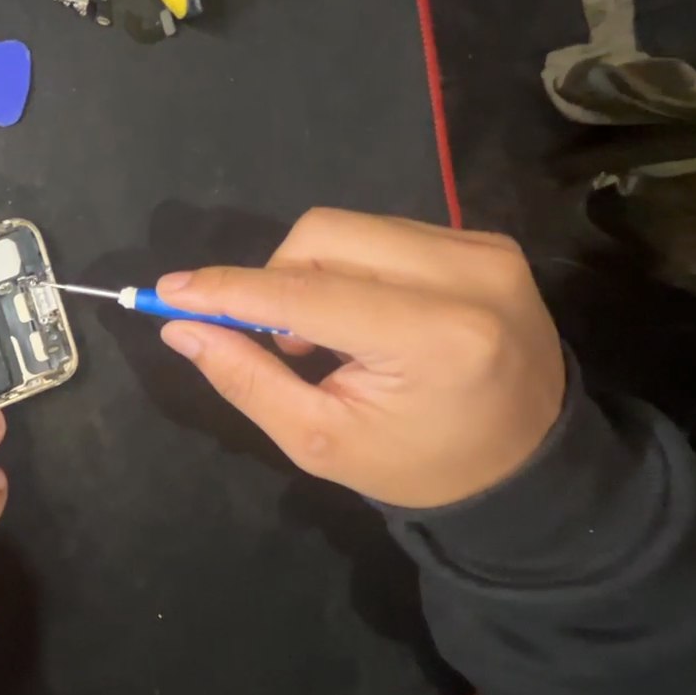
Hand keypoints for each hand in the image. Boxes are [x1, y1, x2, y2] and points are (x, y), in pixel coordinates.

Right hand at [154, 209, 565, 507]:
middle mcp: (468, 276)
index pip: (304, 296)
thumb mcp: (318, 441)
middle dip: (272, 281)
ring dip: (306, 275)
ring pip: (346, 228)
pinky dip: (343, 269)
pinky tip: (359, 316)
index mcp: (433, 339)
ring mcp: (484, 251)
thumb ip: (246, 380)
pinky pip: (377, 232)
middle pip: (322, 237)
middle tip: (277, 341)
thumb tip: (180, 328)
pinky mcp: (485, 242)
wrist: (528, 466)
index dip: (227, 291)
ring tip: (323, 336)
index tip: (167, 292)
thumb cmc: (417, 464)